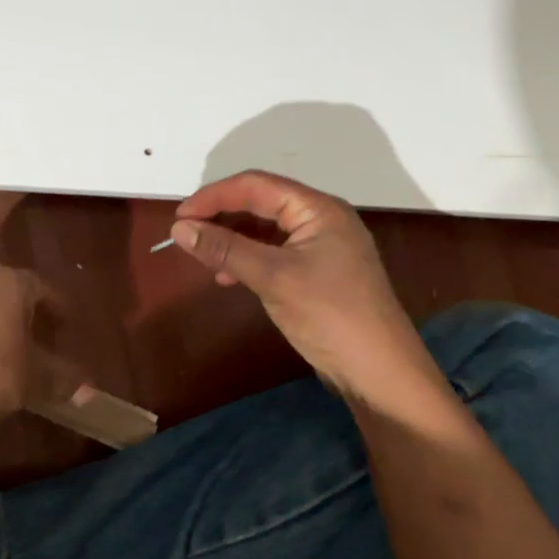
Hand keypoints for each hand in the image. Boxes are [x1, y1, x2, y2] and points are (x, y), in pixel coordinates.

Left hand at [0, 263, 63, 425]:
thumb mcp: (37, 376)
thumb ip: (63, 379)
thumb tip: (89, 393)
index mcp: (10, 281)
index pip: (39, 285)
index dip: (54, 304)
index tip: (65, 321)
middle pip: (4, 286)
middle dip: (20, 306)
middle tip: (34, 327)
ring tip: (2, 341)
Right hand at [169, 170, 434, 398]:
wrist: (380, 373)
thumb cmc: (330, 315)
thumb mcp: (271, 277)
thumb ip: (224, 249)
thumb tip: (179, 228)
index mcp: (318, 209)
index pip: (255, 185)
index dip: (213, 196)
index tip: (179, 217)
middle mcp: (322, 219)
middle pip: (260, 202)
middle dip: (221, 215)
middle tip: (186, 234)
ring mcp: (322, 246)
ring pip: (265, 228)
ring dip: (232, 238)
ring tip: (203, 257)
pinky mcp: (319, 272)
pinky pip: (274, 251)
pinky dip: (247, 258)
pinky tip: (227, 277)